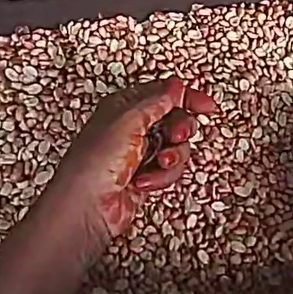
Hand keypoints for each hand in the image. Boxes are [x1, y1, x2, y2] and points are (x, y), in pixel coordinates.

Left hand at [28, 78, 216, 260]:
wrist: (86, 208)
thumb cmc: (94, 164)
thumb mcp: (128, 121)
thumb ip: (156, 101)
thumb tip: (176, 85)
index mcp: (124, 107)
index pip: (163, 93)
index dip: (186, 97)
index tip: (207, 106)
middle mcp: (133, 128)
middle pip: (175, 120)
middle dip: (180, 129)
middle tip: (178, 135)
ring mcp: (140, 154)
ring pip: (177, 148)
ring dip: (173, 157)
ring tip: (161, 163)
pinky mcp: (146, 176)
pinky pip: (170, 171)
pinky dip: (162, 177)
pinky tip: (144, 182)